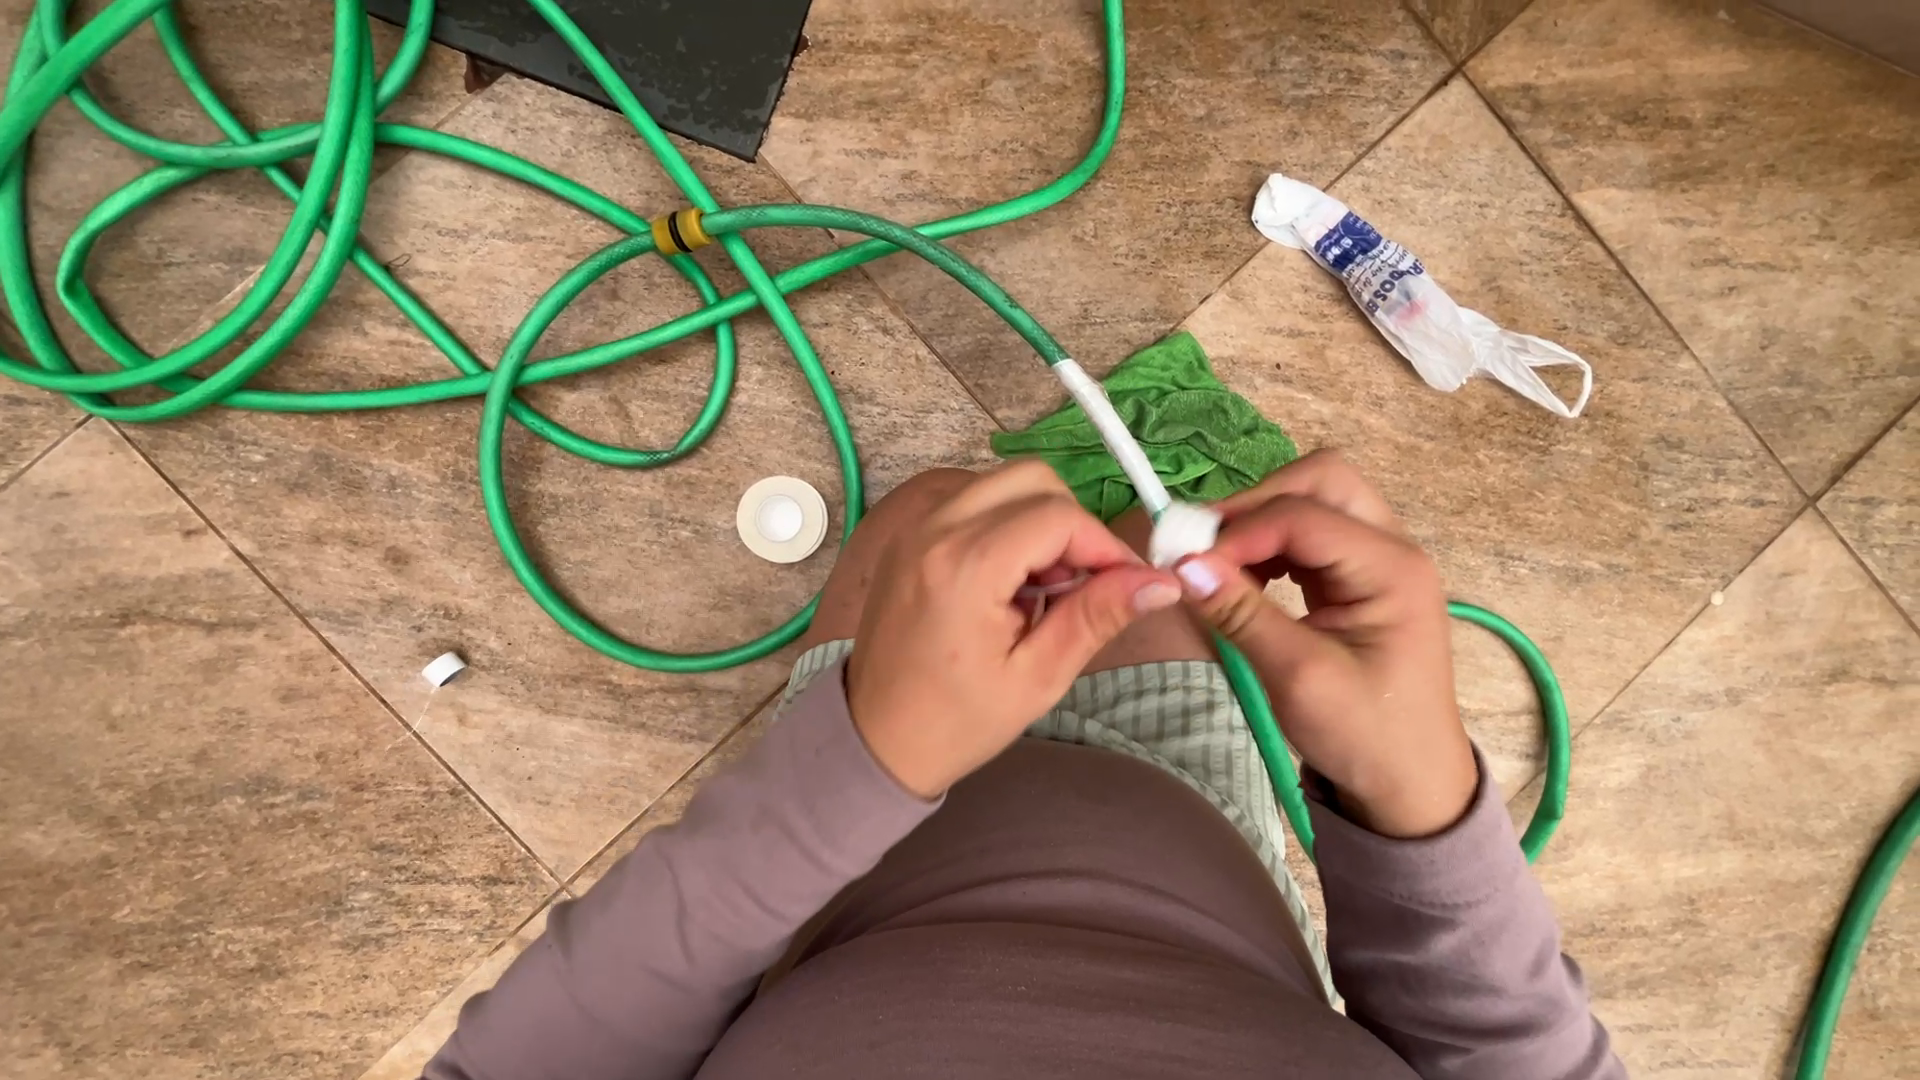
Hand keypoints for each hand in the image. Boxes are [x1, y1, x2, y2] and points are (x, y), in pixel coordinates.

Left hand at [846, 462, 1181, 798]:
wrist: (875, 737)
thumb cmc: (957, 721)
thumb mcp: (1037, 677)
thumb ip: (1096, 617)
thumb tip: (1161, 582)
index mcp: (964, 567)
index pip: (1058, 516)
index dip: (1104, 544)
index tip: (1126, 584)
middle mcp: (934, 528)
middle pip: (1031, 479)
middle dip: (1072, 523)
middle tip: (1079, 584)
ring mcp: (915, 526)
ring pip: (1002, 483)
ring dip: (1039, 520)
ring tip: (1041, 587)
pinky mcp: (908, 535)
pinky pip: (973, 500)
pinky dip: (1005, 522)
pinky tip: (1007, 580)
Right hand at [1173, 451, 1474, 837]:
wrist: (1409, 782)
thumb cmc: (1364, 734)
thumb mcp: (1297, 677)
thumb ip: (1241, 613)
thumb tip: (1182, 564)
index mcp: (1392, 569)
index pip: (1303, 515)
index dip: (1239, 531)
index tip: (1185, 563)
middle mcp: (1391, 547)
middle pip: (1321, 479)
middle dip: (1256, 502)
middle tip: (1206, 543)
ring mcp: (1375, 558)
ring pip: (1313, 498)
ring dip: (1260, 520)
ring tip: (1219, 561)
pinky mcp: (1355, 575)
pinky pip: (1307, 532)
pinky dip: (1268, 542)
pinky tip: (1244, 576)